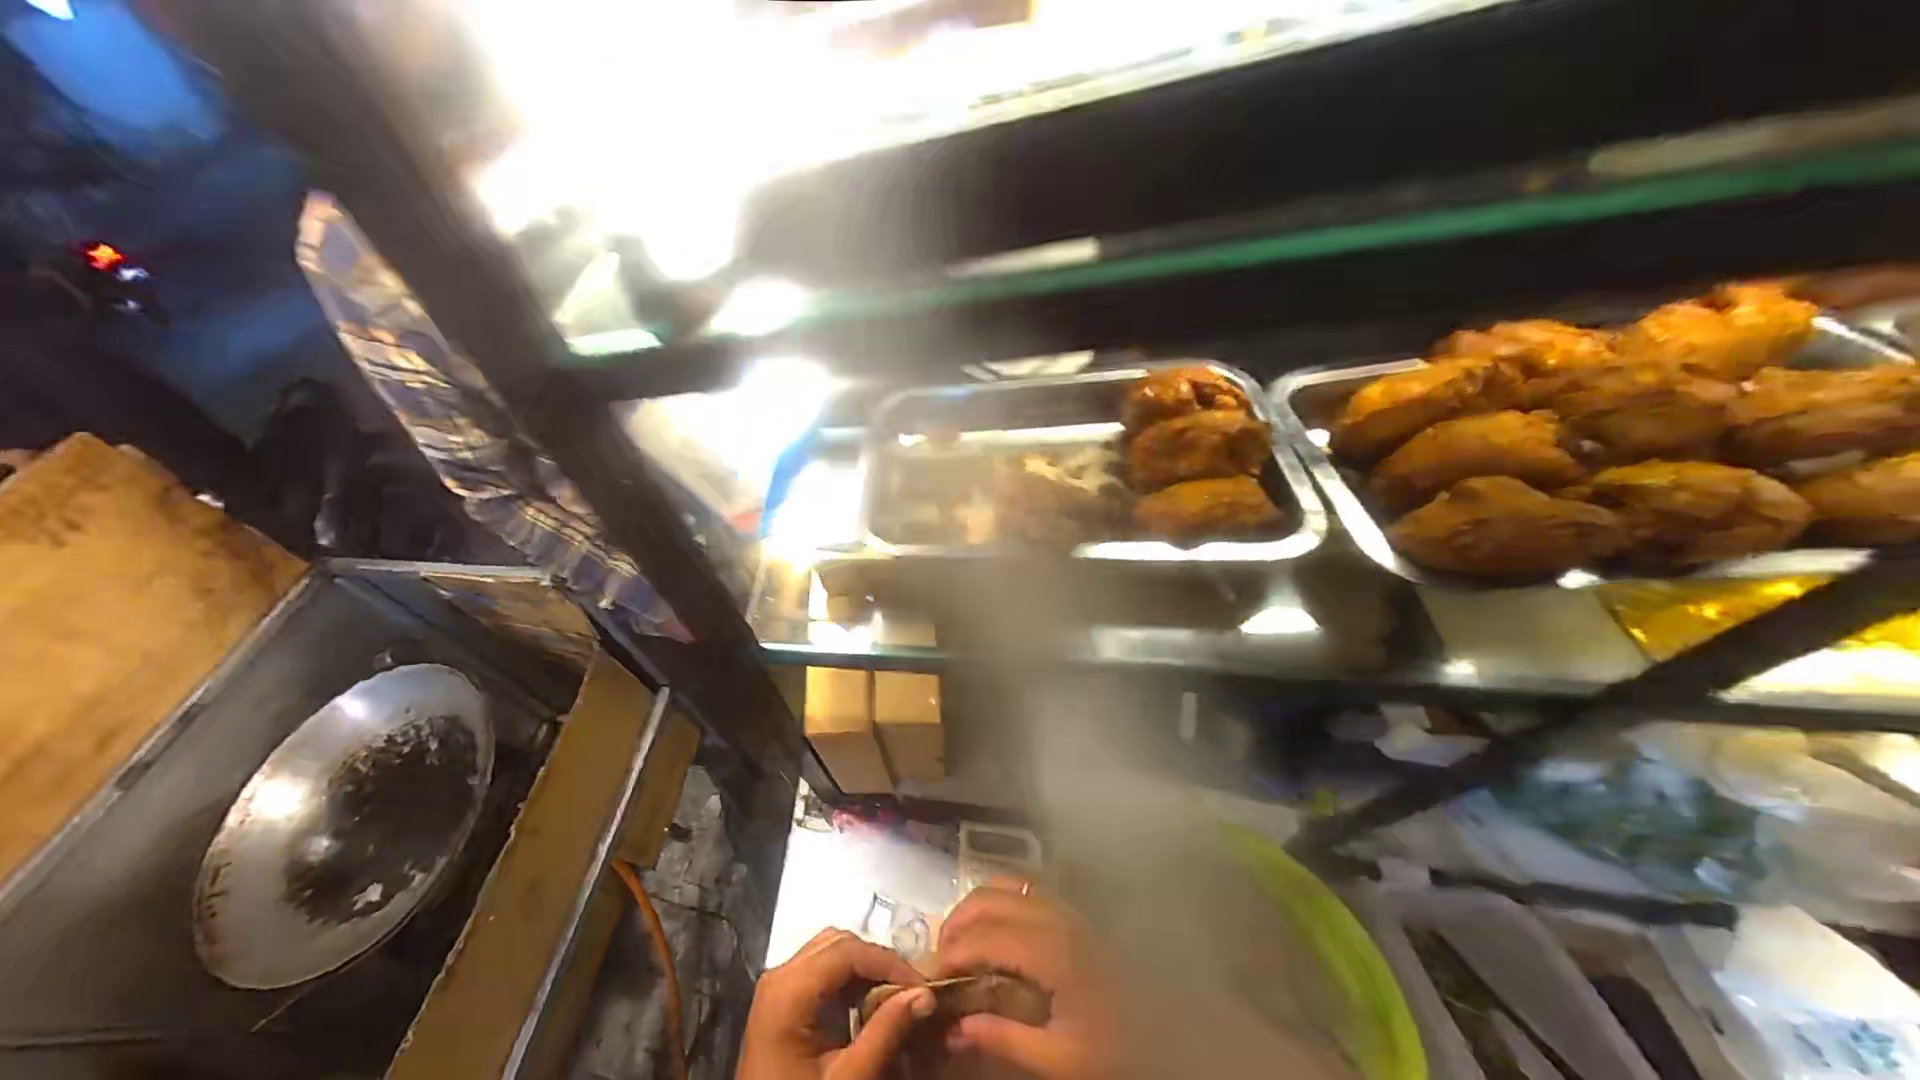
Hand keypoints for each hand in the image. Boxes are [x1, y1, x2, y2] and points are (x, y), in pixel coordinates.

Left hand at [737, 928, 932, 1079]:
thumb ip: (885, 1033)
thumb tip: (925, 994)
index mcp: (788, 991)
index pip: (848, 951)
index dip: (888, 962)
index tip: (922, 985)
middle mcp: (779, 976)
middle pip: (839, 944)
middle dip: (878, 963)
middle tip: (910, 992)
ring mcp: (777, 986)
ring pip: (831, 951)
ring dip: (865, 968)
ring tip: (894, 997)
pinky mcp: (781, 999)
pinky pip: (821, 969)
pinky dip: (849, 978)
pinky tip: (867, 1004)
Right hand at [936, 877, 1121, 1079]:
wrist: (1164, 1039)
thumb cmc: (1111, 1049)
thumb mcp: (1058, 1060)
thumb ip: (1004, 1039)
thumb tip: (953, 1029)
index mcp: (1054, 951)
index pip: (988, 936)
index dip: (954, 952)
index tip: (931, 975)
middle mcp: (1059, 918)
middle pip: (992, 898)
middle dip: (958, 921)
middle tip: (940, 956)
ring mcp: (1068, 910)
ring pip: (1008, 884)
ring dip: (977, 905)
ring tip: (959, 938)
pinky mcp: (1074, 914)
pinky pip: (1027, 888)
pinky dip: (999, 898)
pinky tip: (992, 927)